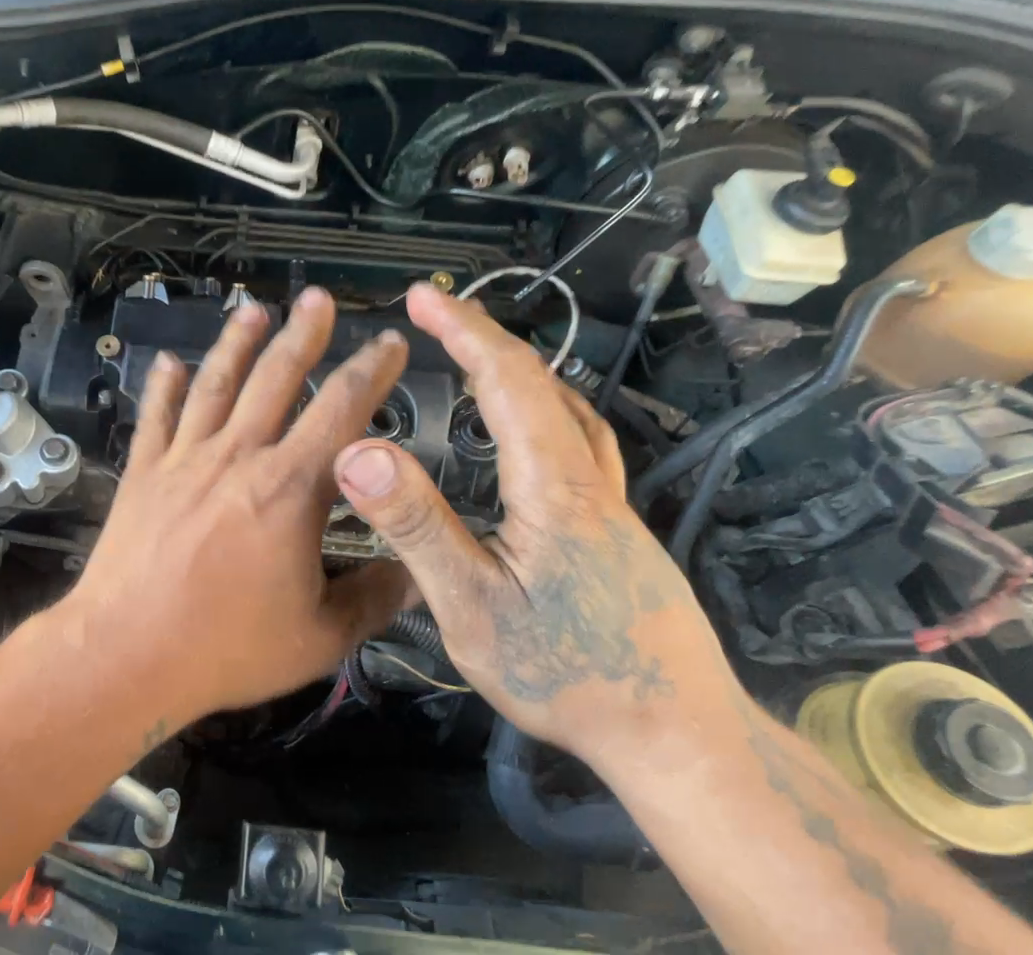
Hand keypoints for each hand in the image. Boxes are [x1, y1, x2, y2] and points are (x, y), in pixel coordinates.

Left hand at [58, 287, 414, 719]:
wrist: (125, 654)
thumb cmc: (226, 648)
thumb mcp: (319, 637)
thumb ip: (374, 600)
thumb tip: (418, 574)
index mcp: (291, 488)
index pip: (343, 411)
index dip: (373, 372)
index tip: (390, 343)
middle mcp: (238, 457)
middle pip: (276, 379)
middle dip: (303, 335)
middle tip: (319, 299)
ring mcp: (184, 460)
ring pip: (215, 385)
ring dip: (236, 344)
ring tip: (253, 310)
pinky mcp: (143, 474)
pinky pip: (156, 418)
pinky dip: (164, 386)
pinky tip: (170, 361)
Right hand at [331, 285, 740, 769]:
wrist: (674, 735)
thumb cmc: (567, 674)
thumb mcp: (471, 606)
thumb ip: (417, 526)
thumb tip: (358, 451)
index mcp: (554, 487)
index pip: (508, 383)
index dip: (464, 332)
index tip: (423, 297)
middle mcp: (591, 482)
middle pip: (544, 386)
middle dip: (486, 341)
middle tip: (437, 319)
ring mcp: (615, 509)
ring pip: (572, 414)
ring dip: (521, 375)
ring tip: (477, 365)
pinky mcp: (621, 536)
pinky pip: (583, 449)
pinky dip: (547, 415)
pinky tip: (534, 444)